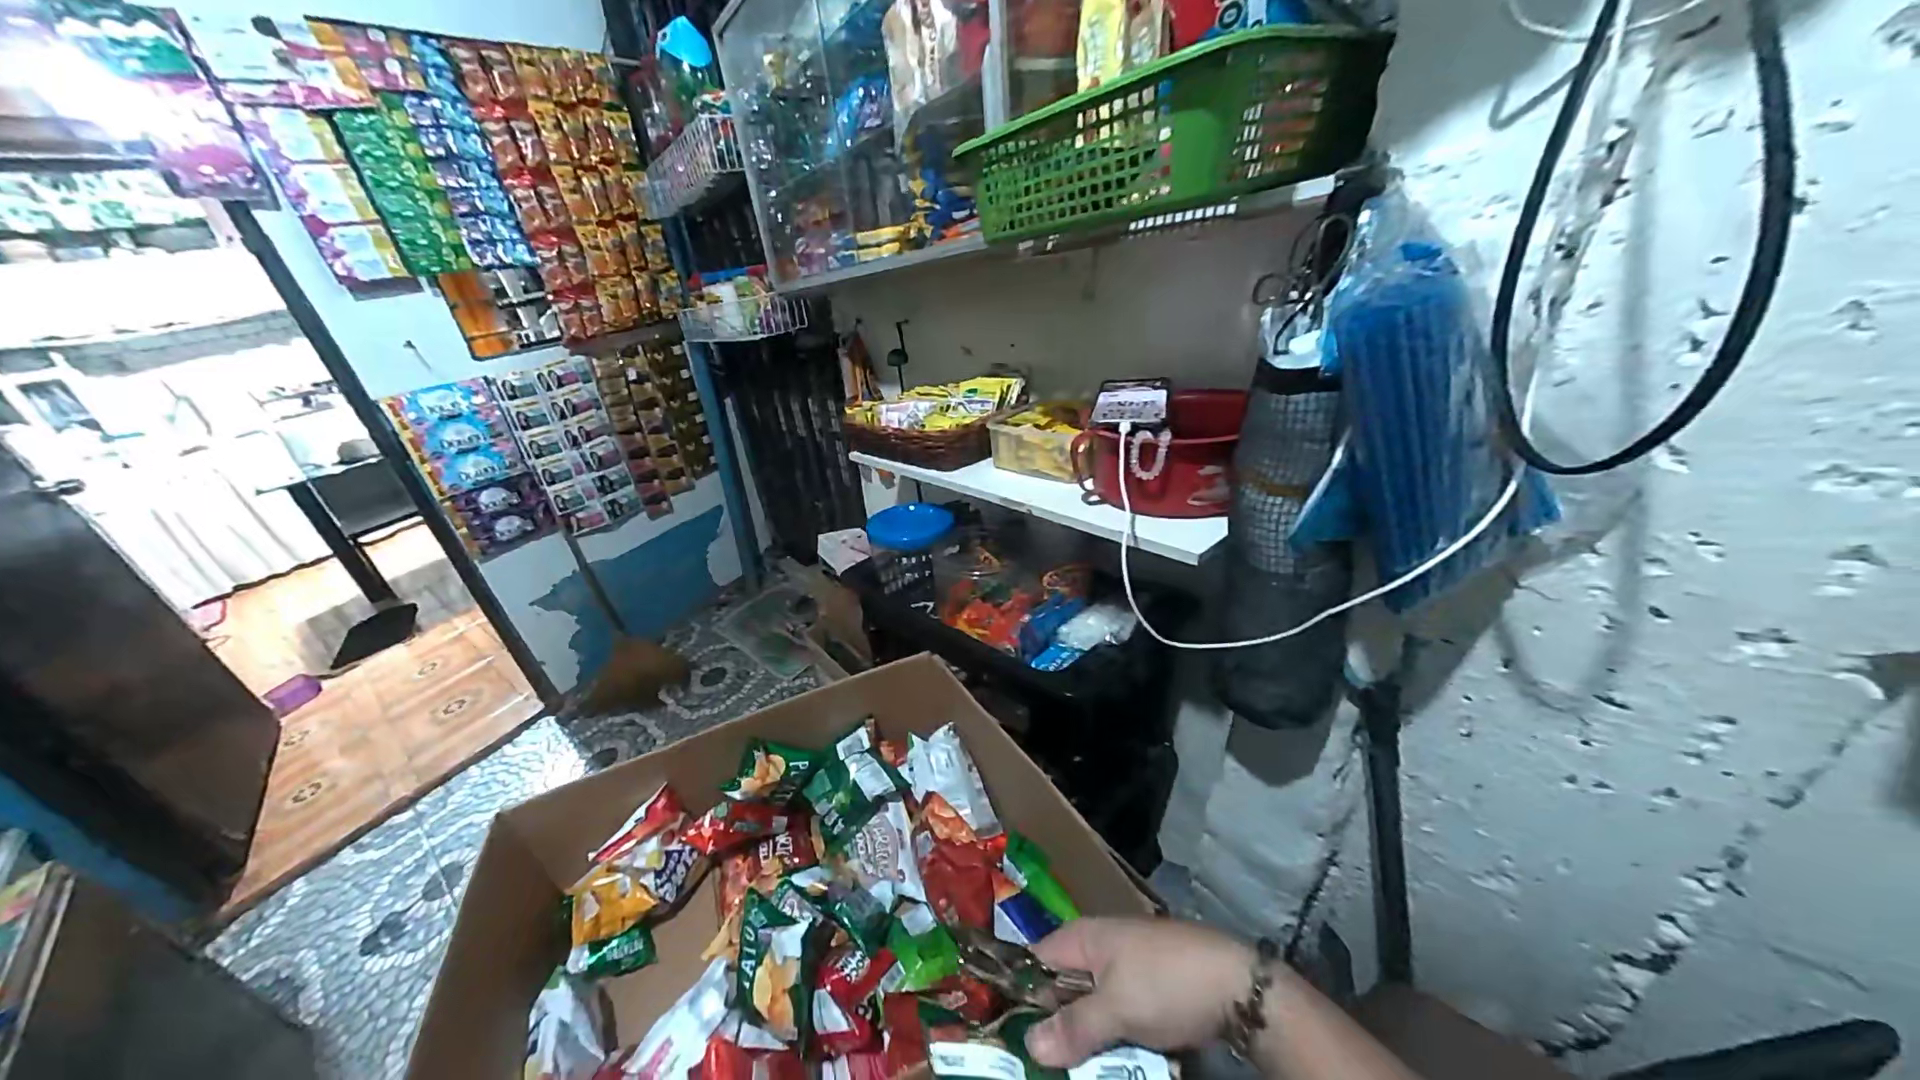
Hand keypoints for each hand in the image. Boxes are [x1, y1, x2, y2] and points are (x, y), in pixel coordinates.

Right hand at [1024, 917, 1253, 1067]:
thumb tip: (1029, 1044)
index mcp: (1084, 937)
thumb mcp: (1117, 1009)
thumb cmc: (1169, 985)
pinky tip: (1117, 1062)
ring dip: (1088, 1038)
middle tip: (1048, 1066)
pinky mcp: (1150, 988)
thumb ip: (1073, 1027)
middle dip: (1056, 1027)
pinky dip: (1114, 1036)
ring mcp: (1128, 966)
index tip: (1009, 1034)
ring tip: (1082, 1070)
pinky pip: (1118, 1014)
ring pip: (1092, 1006)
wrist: (1240, 985)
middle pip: (1062, 988)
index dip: (1020, 995)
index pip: (1035, 961)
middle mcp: (1100, 946)